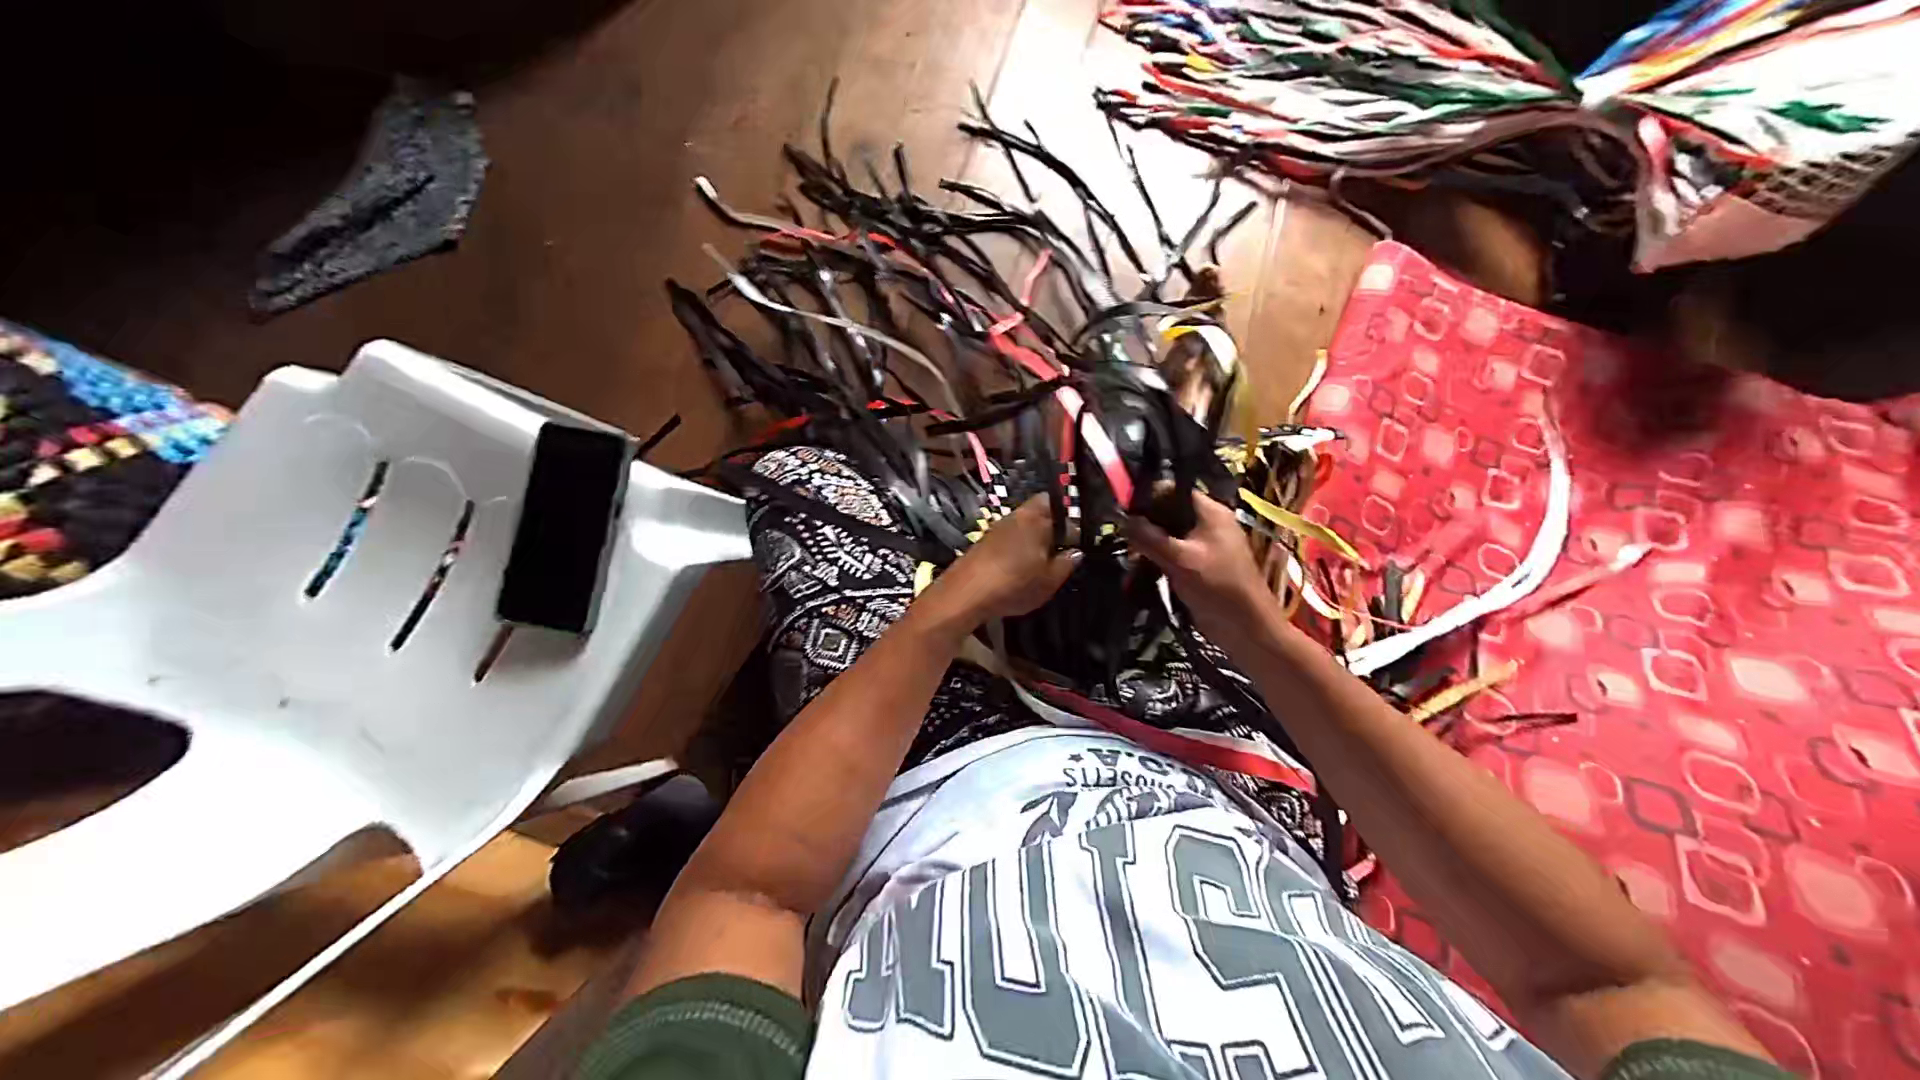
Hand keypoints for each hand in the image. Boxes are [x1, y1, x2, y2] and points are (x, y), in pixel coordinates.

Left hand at [918, 496, 1079, 631]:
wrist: (965, 594)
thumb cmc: (1014, 584)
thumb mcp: (1049, 581)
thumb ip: (1066, 563)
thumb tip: (1077, 551)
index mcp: (1038, 519)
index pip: (1064, 511)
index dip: (1074, 527)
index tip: (1078, 545)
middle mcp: (1018, 515)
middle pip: (1042, 508)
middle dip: (1054, 522)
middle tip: (1062, 547)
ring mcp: (999, 526)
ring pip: (1025, 520)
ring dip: (1035, 533)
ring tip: (1043, 559)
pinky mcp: (985, 539)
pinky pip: (1011, 533)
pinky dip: (1019, 543)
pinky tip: (1020, 564)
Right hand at [1127, 489, 1269, 643]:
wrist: (1245, 626)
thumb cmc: (1217, 585)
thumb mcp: (1179, 559)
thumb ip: (1149, 538)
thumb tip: (1122, 520)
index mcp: (1210, 512)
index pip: (1173, 490)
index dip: (1147, 498)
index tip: (1123, 512)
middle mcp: (1207, 523)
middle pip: (1167, 513)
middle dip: (1144, 526)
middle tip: (1123, 538)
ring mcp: (1203, 545)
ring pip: (1167, 536)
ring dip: (1147, 546)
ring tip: (1129, 557)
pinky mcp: (1197, 565)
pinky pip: (1170, 554)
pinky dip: (1155, 560)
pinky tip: (1139, 570)